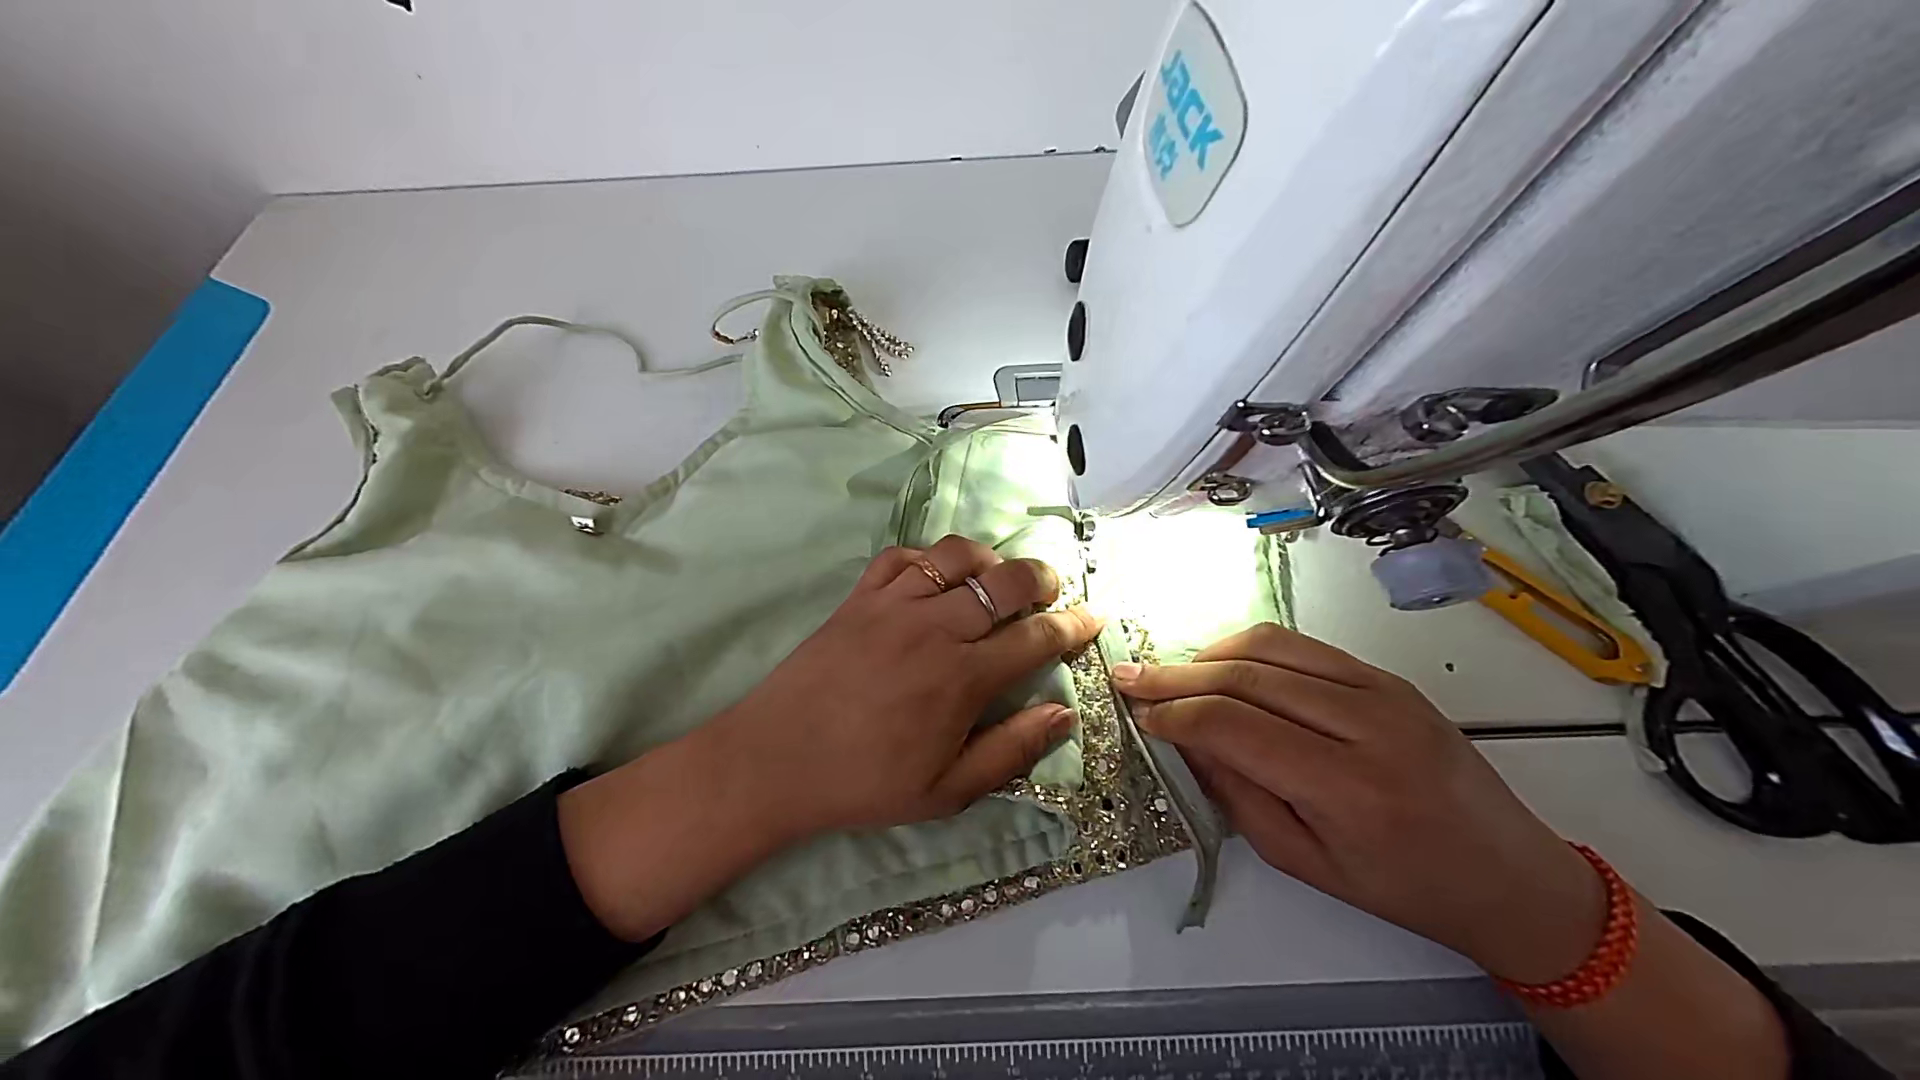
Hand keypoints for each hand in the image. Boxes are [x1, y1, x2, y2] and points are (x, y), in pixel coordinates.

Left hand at [559, 535, 1101, 940]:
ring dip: (989, 559)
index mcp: (962, 678)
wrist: (774, 761)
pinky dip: (928, 557)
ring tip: (997, 577)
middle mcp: (934, 628)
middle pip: (1005, 582)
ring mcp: (893, 604)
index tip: (1092, 619)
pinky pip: (902, 556)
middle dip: (1042, 579)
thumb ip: (1011, 751)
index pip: (1035, 639)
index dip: (1072, 626)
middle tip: (1052, 592)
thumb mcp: (946, 792)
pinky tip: (935, 576)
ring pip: (956, 556)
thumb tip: (1063, 713)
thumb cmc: (864, 783)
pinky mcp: (858, 597)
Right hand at [1114, 623, 1603, 983]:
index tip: (1138, 713)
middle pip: (1245, 676)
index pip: (1233, 725)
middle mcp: (1367, 724)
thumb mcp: (1303, 860)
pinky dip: (1250, 647)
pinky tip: (1223, 663)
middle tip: (1130, 676)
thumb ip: (1236, 793)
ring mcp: (1382, 690)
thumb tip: (1184, 737)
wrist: (1510, 875)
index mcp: (1347, 787)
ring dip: (1208, 653)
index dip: (1174, 714)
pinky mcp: (1387, 676)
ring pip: (1269, 646)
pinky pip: (1302, 645)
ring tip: (1172, 671)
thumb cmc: (1404, 887)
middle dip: (1176, 675)